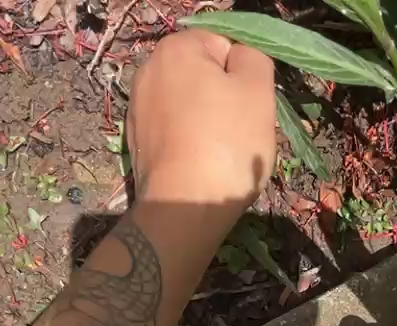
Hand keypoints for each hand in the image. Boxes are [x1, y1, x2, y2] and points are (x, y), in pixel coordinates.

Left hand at [128, 30, 274, 212]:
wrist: (184, 208)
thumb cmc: (227, 146)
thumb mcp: (258, 93)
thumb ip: (255, 60)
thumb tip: (242, 59)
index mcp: (178, 47)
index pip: (225, 47)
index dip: (244, 80)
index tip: (250, 111)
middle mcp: (149, 68)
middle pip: (204, 78)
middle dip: (224, 102)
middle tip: (238, 137)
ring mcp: (138, 106)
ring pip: (189, 108)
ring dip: (207, 125)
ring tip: (218, 156)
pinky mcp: (137, 141)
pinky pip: (174, 133)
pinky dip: (189, 145)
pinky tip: (199, 167)